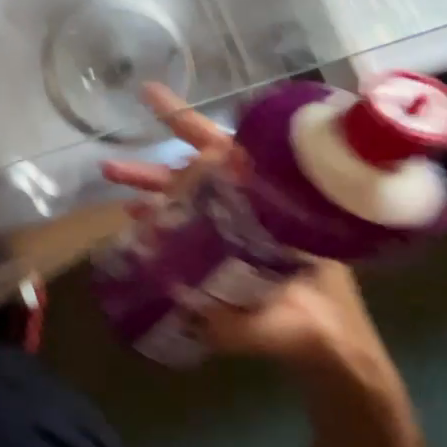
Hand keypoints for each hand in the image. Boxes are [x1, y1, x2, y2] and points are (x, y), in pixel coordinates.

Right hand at [100, 83, 377, 366]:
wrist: (337, 354)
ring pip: (183, 200)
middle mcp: (245, 208)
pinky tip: (135, 224)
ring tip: (109, 185)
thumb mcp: (284, 286)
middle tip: (110, 165)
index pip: (220, 147)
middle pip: (192, 175)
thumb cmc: (322, 314)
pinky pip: (184, 230)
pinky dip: (159, 222)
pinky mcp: (223, 258)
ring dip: (147, 192)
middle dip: (150, 168)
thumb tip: (178, 283)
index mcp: (265, 200)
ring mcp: (231, 233)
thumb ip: (238, 285)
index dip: (183, 121)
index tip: (148, 93)